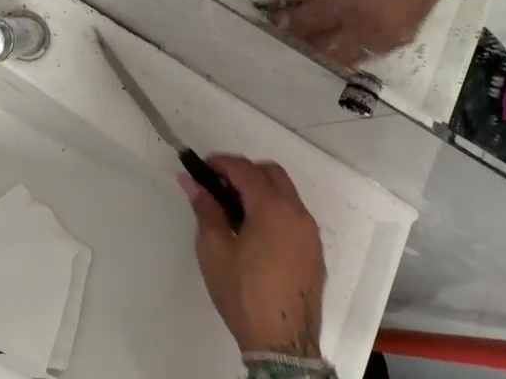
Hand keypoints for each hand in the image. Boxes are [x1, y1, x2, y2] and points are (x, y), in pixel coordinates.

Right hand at [184, 156, 325, 356]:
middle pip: (271, 174)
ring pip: (286, 194)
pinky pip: (294, 216)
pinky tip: (254, 233)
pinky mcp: (314, 253)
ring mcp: (310, 235)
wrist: (282, 342)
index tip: (199, 170)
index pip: (245, 169)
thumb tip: (191, 181)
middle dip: (243, 172)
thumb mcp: (213, 248)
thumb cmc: (242, 291)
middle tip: (218, 187)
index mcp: (273, 209)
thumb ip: (205, 208)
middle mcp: (298, 215)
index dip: (220, 163)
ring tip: (233, 211)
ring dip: (260, 190)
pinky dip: (274, 210)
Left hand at [259, 0, 456, 66]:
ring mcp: (387, 39)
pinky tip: (331, 42)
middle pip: (323, 48)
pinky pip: (365, 56)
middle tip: (281, 35)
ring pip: (344, 58)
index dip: (285, 22)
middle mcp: (368, 28)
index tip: (267, 22)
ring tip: (303, 40)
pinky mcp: (400, 41)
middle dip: (299, 42)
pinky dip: (344, 53)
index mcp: (351, 3)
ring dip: (321, 52)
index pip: (308, 21)